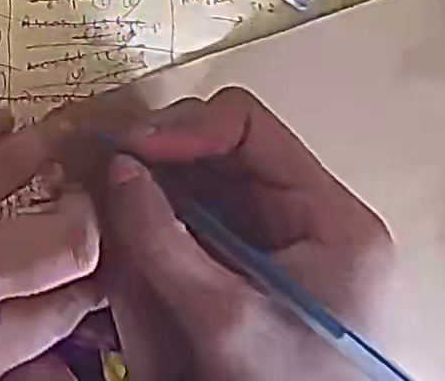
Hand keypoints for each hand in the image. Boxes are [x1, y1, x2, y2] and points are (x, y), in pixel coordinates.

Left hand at [0, 105, 102, 380]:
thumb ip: (1, 355)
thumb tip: (65, 335)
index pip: (71, 309)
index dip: (92, 270)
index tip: (89, 240)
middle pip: (70, 236)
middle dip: (84, 207)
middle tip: (73, 187)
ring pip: (22, 159)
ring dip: (41, 144)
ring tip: (42, 138)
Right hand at [99, 88, 392, 380]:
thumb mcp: (227, 321)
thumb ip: (163, 240)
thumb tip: (117, 167)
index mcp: (329, 216)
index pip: (247, 123)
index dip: (186, 126)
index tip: (136, 147)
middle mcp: (303, 211)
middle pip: (218, 140)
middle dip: (162, 149)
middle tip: (115, 163)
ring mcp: (273, 231)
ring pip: (201, 170)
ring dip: (154, 174)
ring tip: (115, 189)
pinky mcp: (246, 252)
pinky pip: (194, 204)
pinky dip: (157, 202)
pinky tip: (130, 215)